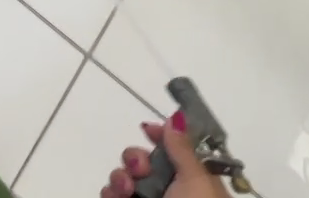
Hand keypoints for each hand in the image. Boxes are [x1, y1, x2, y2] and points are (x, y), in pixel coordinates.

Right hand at [103, 120, 230, 197]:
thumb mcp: (198, 182)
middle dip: (135, 158)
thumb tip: (175, 118)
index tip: (148, 130)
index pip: (178, 149)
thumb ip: (184, 149)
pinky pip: (113, 193)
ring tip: (125, 189)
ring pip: (126, 175)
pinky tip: (115, 196)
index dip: (162, 135)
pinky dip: (111, 192)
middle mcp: (173, 191)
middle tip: (140, 169)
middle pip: (146, 159)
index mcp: (197, 182)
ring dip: (120, 176)